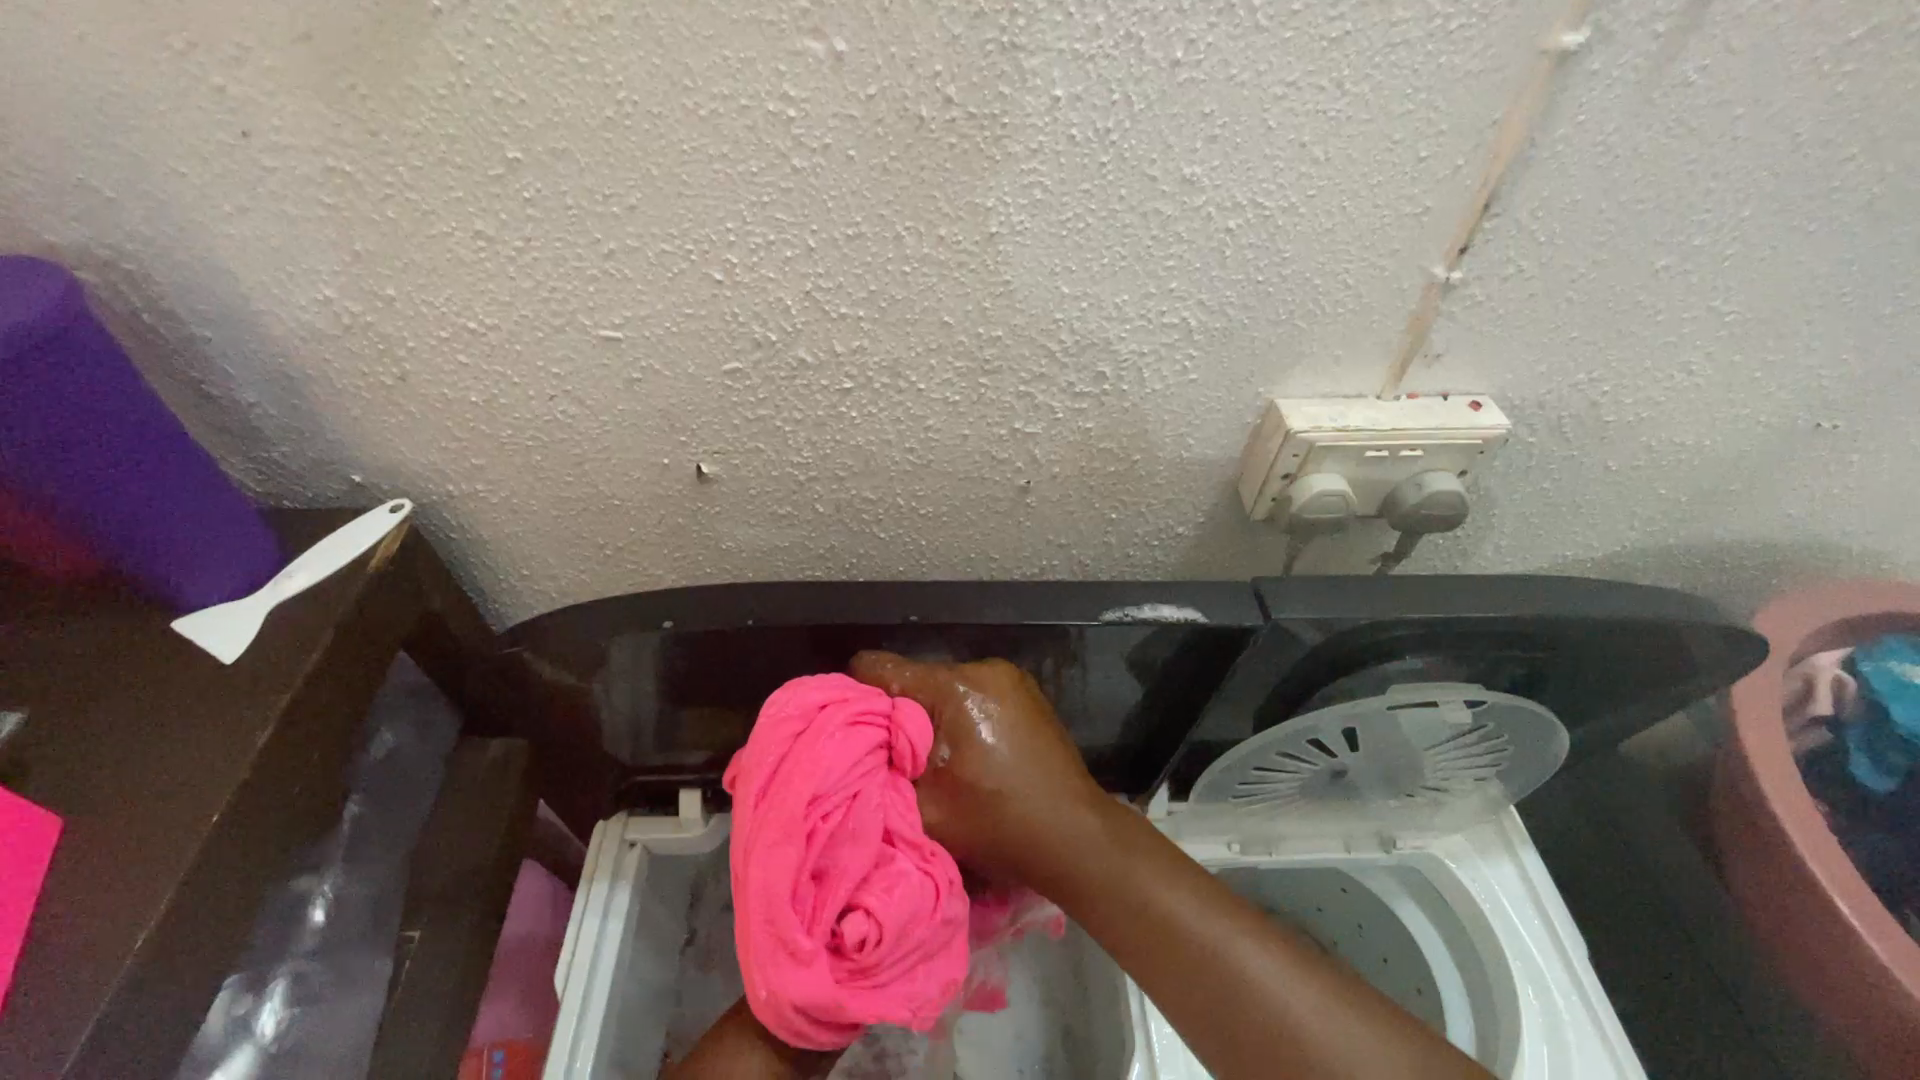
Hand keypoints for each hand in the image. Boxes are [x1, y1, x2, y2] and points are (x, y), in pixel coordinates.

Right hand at [849, 651, 1108, 884]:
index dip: (856, 694)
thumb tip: (856, 750)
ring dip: (932, 717)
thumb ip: (884, 771)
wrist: (1075, 836)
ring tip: (931, 759)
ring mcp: (1010, 678)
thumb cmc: (999, 823)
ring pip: (945, 688)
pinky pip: (973, 695)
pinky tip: (966, 754)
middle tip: (893, 755)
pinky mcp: (1027, 693)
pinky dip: (960, 717)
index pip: (880, 667)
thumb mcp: (926, 807)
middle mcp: (984, 668)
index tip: (850, 727)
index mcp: (956, 687)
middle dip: (900, 713)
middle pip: (915, 677)